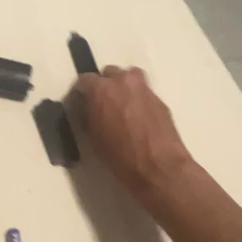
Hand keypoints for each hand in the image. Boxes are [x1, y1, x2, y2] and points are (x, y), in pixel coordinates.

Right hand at [74, 66, 199, 205]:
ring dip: (123, 87)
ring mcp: (143, 87)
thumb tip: (88, 109)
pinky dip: (138, 98)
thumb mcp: (93, 137)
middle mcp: (122, 81)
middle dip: (104, 86)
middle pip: (108, 74)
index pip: (84, 80)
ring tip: (122, 106)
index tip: (82, 104)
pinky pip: (143, 91)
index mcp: (100, 89)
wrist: (159, 167)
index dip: (82, 93)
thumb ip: (88, 115)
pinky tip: (138, 116)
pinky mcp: (159, 98)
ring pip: (129, 78)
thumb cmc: (120, 156)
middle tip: (103, 105)